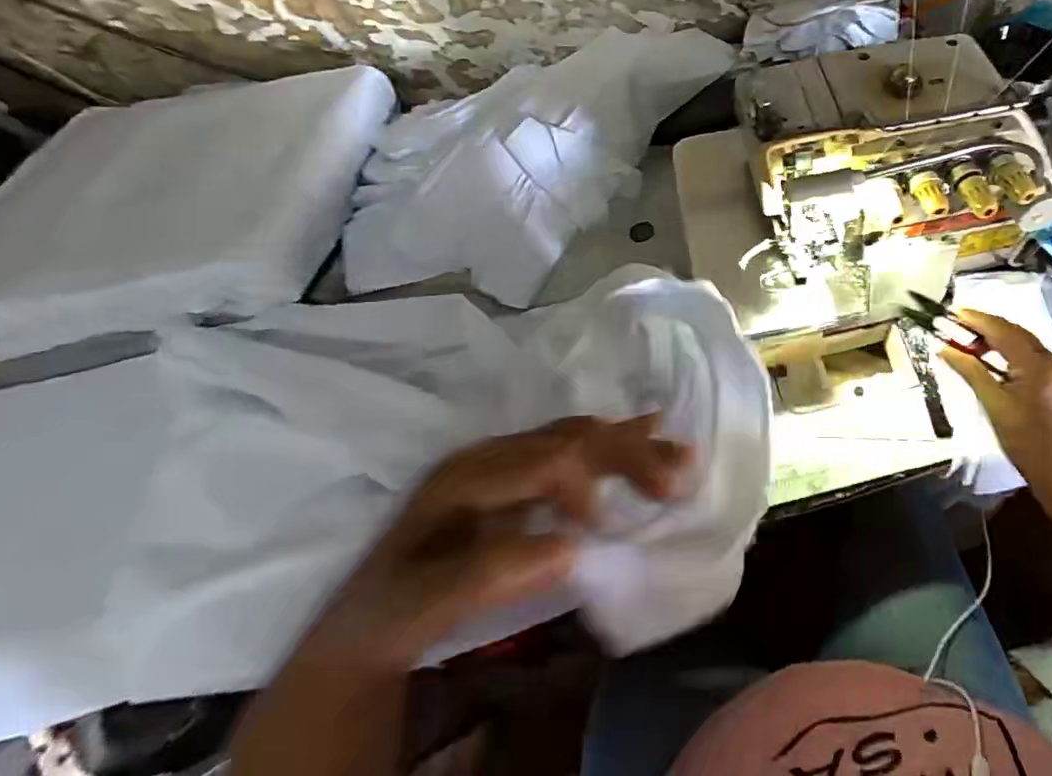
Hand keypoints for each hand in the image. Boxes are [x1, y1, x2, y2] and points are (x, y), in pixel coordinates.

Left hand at [317, 414, 690, 663]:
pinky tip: (642, 444)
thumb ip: (488, 572)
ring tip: (677, 449)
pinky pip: (573, 449)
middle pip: (566, 439)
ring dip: (627, 444)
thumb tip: (571, 548)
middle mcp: (491, 456)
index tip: (615, 522)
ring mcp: (506, 462)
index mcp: (467, 476)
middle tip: (681, 467)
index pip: (538, 461)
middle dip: (625, 450)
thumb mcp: (423, 603)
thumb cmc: (395, 608)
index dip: (587, 480)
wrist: (370, 615)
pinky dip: (612, 448)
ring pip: (576, 437)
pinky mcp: (519, 477)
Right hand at [938, 310, 1051, 509]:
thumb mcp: (995, 408)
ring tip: (983, 351)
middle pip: (1023, 338)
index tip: (956, 313)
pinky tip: (1014, 374)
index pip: (1006, 332)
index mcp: (1041, 369)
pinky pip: (1051, 366)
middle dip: (992, 331)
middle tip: (963, 331)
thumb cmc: (1028, 448)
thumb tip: (946, 349)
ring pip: (1037, 352)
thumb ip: (972, 372)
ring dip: (1010, 348)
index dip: (979, 320)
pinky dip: (1029, 363)